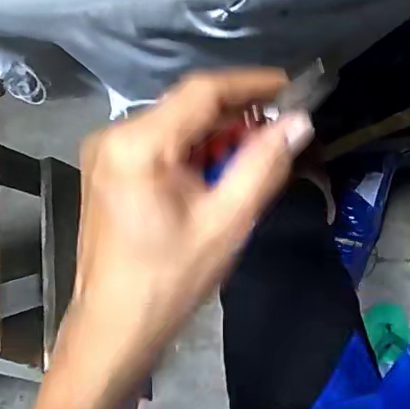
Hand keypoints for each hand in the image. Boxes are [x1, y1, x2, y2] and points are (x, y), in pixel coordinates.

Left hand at [62, 67, 311, 390]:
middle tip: (286, 129)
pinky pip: (168, 144)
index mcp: (139, 145)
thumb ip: (264, 165)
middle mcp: (116, 137)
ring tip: (264, 153)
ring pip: (181, 125)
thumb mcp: (228, 221)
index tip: (294, 87)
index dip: (253, 83)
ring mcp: (110, 153)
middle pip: (191, 106)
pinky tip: (229, 169)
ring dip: (225, 134)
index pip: (203, 92)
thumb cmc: (172, 277)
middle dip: (242, 114)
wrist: (117, 324)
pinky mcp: (114, 170)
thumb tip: (299, 124)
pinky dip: (203, 150)